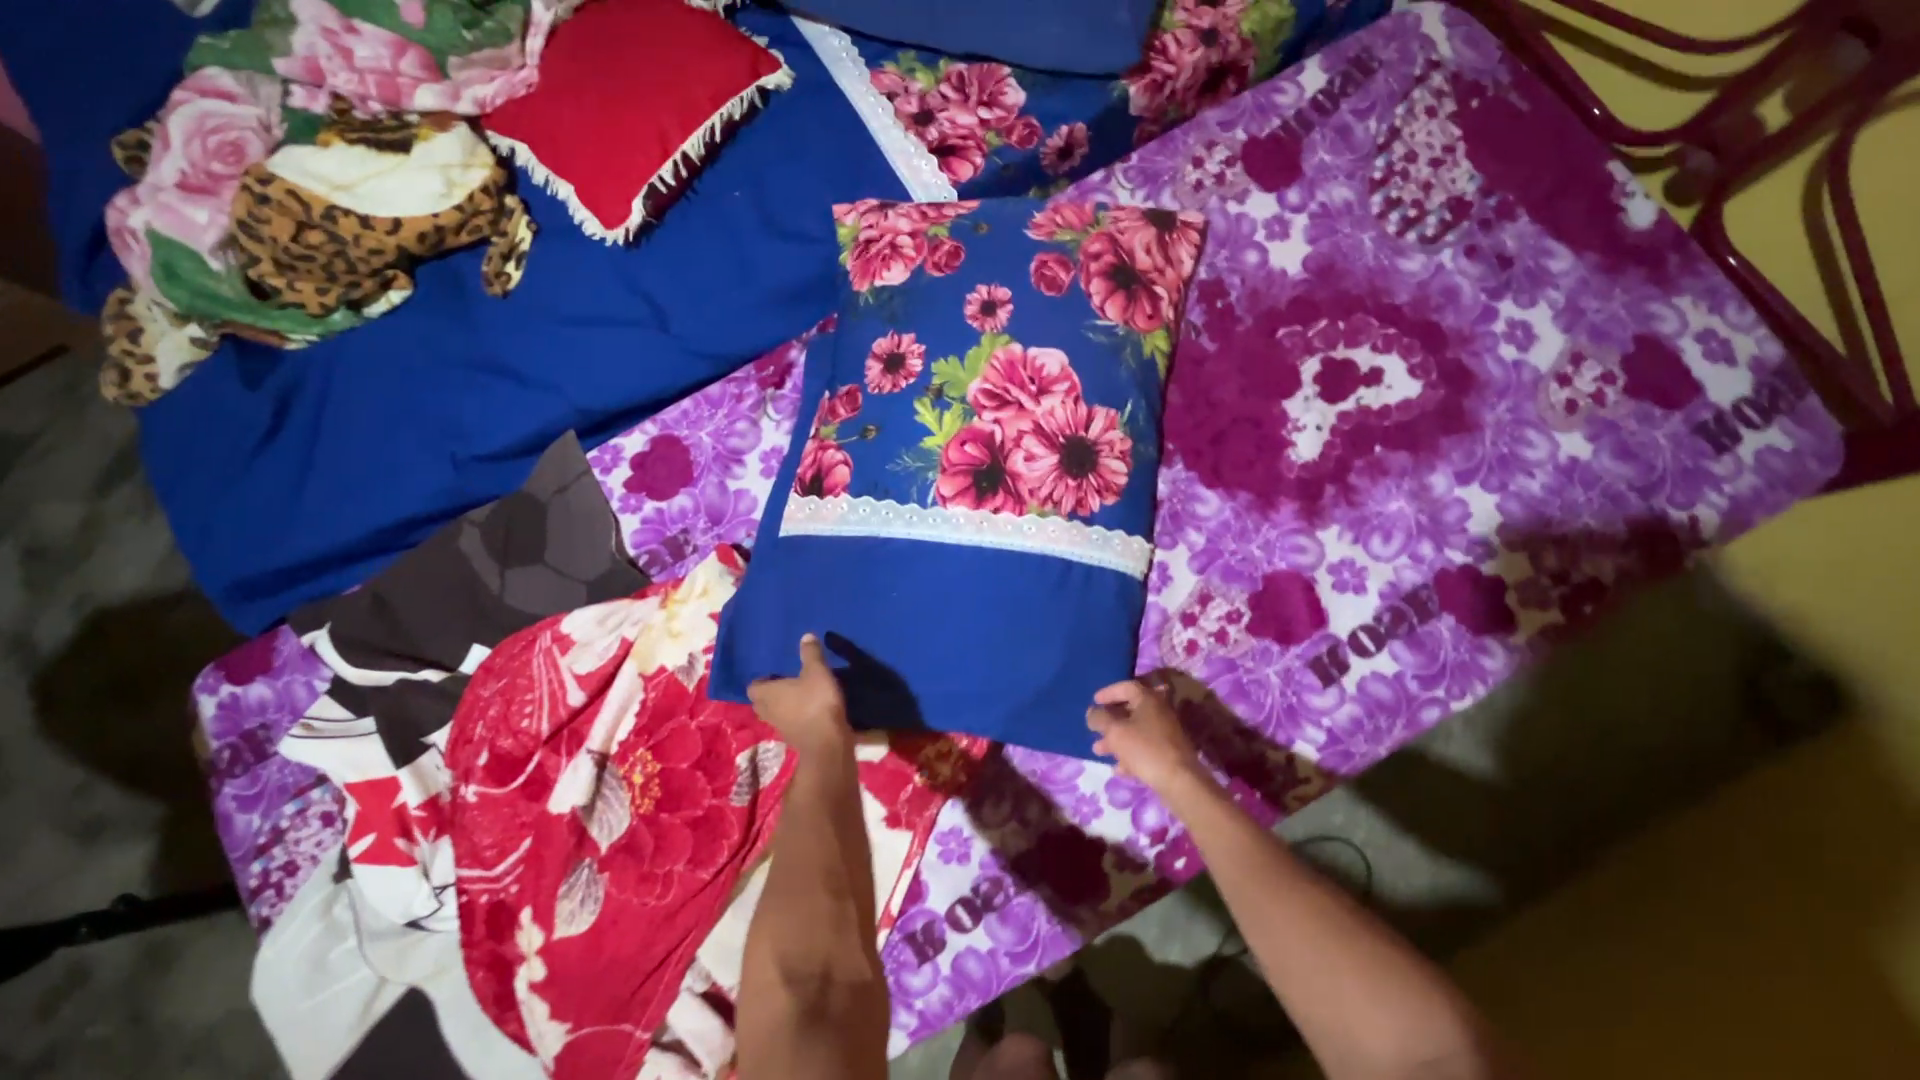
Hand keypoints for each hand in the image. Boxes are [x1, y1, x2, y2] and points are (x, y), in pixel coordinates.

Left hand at [748, 634, 852, 755]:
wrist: (827, 743)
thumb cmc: (816, 702)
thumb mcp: (817, 671)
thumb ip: (810, 654)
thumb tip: (805, 636)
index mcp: (766, 693)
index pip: (753, 686)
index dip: (762, 680)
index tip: (775, 674)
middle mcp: (766, 711)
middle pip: (760, 701)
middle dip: (769, 694)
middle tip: (784, 683)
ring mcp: (778, 727)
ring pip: (774, 714)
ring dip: (782, 707)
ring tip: (798, 696)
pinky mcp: (793, 739)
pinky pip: (789, 724)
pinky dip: (795, 718)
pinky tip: (809, 711)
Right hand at [1086, 677, 1204, 792]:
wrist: (1178, 780)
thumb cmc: (1144, 748)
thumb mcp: (1115, 731)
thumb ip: (1100, 718)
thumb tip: (1092, 712)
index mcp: (1149, 699)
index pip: (1126, 686)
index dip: (1108, 692)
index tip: (1094, 700)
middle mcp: (1159, 712)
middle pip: (1130, 710)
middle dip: (1109, 720)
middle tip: (1094, 728)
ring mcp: (1165, 732)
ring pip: (1135, 731)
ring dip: (1116, 739)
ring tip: (1098, 751)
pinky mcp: (1168, 752)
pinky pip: (1144, 748)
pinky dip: (1129, 754)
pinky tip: (1118, 768)